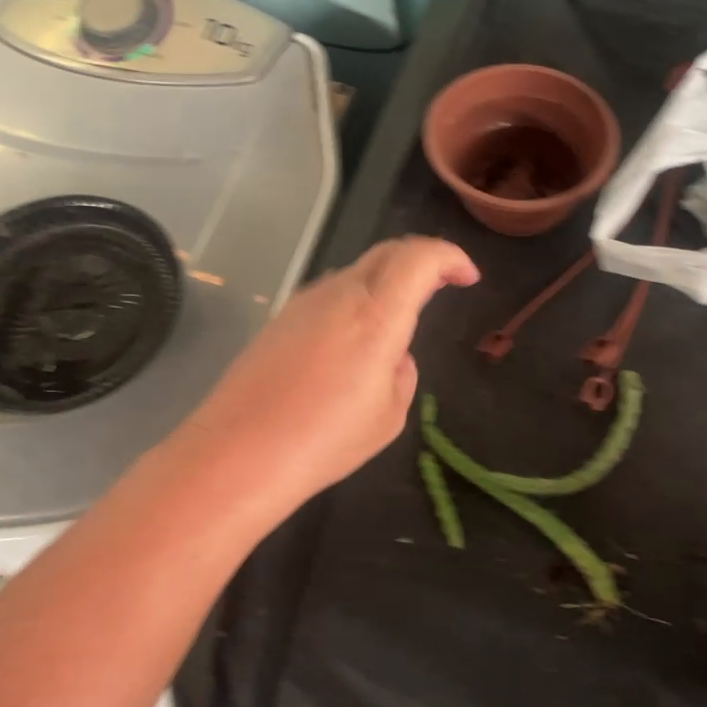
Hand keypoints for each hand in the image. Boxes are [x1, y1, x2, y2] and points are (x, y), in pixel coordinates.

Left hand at [166, 237, 477, 517]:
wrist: (238, 454)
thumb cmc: (324, 440)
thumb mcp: (389, 416)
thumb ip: (402, 374)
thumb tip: (394, 356)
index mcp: (377, 315)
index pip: (420, 258)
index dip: (451, 257)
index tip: (468, 277)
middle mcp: (340, 295)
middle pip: (389, 252)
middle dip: (423, 260)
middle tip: (443, 283)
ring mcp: (305, 303)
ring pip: (357, 271)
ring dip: (388, 281)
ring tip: (399, 320)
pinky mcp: (281, 319)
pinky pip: (331, 295)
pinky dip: (358, 300)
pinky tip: (355, 340)